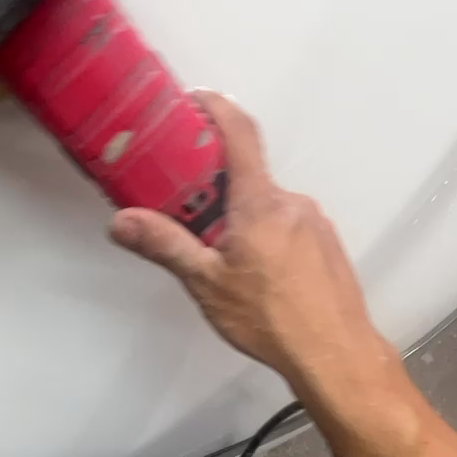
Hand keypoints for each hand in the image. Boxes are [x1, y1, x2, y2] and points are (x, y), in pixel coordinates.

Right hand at [108, 91, 390, 385]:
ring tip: (223, 261)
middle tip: (189, 215)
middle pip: (248, 177)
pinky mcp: (326, 246)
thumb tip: (122, 222)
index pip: (239, 133)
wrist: (333, 353)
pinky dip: (266, 238)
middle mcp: (292, 203)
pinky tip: (257, 277)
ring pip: (268, 207)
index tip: (195, 102)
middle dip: (216, 189)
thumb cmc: (271, 318)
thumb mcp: (206, 282)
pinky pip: (288, 228)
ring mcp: (314, 223)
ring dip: (242, 221)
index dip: (216, 109)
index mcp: (260, 202)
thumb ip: (165, 245)